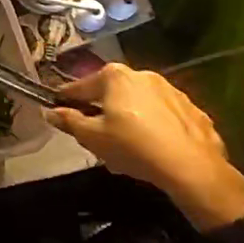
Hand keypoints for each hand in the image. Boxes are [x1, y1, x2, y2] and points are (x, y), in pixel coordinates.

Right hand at [47, 63, 243, 230]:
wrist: (193, 168)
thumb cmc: (134, 147)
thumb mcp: (92, 137)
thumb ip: (69, 121)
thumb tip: (50, 111)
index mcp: (115, 76)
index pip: (81, 86)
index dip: (67, 99)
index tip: (58, 108)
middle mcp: (142, 74)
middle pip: (112, 93)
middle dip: (103, 111)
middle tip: (97, 136)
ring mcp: (171, 90)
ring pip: (140, 103)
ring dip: (130, 118)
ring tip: (128, 147)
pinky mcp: (193, 109)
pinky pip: (165, 116)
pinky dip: (156, 127)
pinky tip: (155, 148)